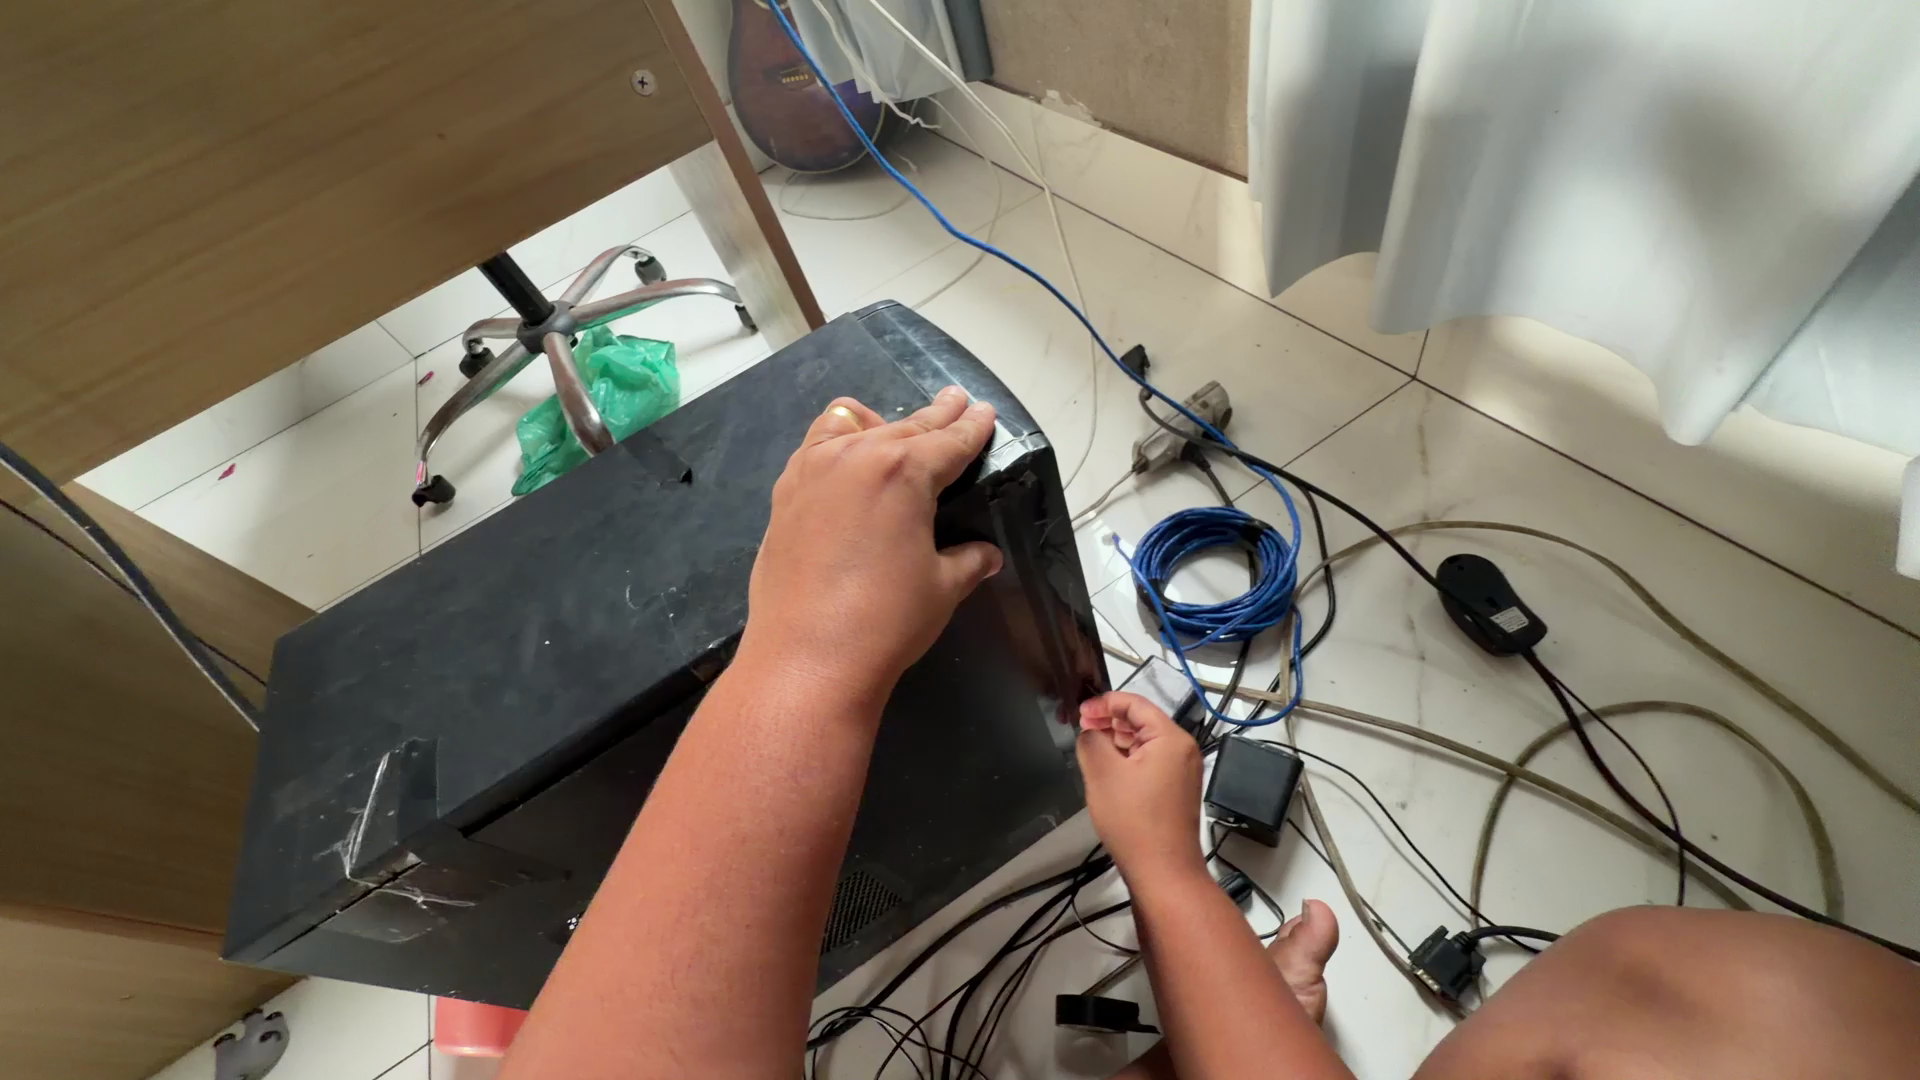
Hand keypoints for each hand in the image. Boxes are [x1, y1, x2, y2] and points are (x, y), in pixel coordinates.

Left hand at [737, 386, 1002, 711]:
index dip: (973, 428)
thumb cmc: (886, 621)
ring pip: (856, 425)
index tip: (985, 412)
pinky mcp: (786, 492)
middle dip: (938, 415)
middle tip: (957, 401)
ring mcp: (814, 470)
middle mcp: (857, 456)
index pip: (951, 441)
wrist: (805, 657)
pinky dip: (839, 439)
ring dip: (886, 423)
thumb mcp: (942, 588)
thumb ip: (968, 561)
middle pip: (907, 426)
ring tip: (900, 427)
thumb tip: (987, 555)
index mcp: (905, 472)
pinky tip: (847, 454)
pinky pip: (816, 444)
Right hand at [1076, 692, 1206, 883]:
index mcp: (1170, 738)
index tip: (1080, 712)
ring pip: (1144, 742)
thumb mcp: (1102, 773)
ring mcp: (1182, 772)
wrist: (1164, 873)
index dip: (1103, 703)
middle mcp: (1183, 750)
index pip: (1135, 703)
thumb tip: (1091, 733)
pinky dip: (1128, 759)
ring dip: (1117, 740)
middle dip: (1109, 721)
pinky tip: (1108, 770)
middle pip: (1142, 721)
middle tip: (1082, 728)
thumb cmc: (1134, 819)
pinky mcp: (1176, 791)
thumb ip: (1091, 740)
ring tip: (1090, 747)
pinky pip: (1150, 762)